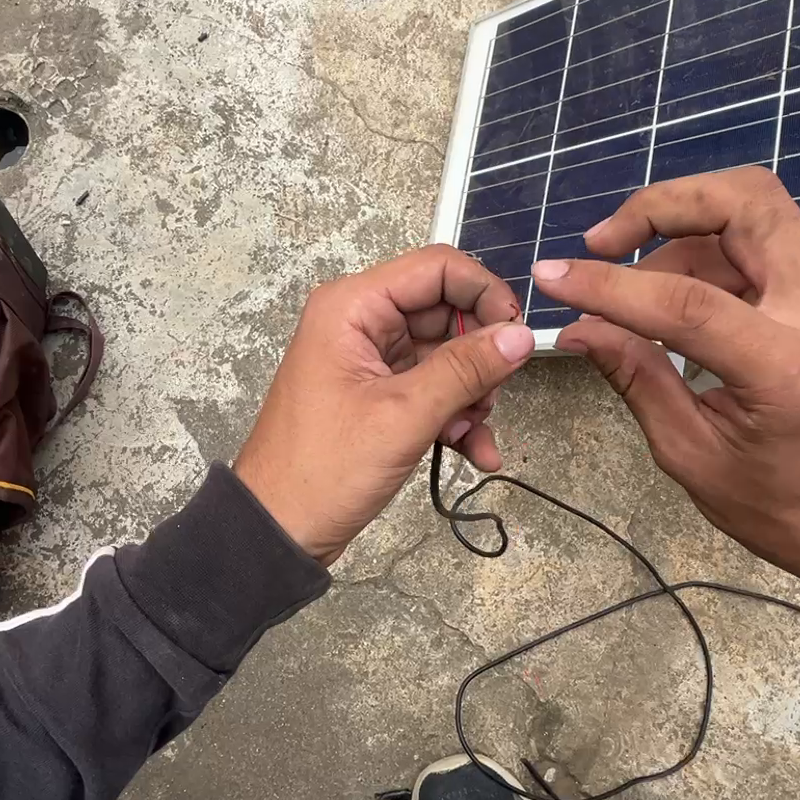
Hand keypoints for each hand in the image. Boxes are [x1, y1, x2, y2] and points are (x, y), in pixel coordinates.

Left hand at [234, 244, 535, 564]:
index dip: (484, 293)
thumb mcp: (403, 416)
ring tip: (471, 433)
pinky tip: (474, 452)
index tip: (517, 335)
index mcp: (352, 307)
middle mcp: (360, 323)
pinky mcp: (377, 395)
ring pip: (445, 355)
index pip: (437, 268)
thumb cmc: (320, 471)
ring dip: (470, 394)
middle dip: (478, 357)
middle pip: (445, 313)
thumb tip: (520, 335)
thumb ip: (465, 369)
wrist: (279, 531)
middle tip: (492, 398)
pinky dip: (456, 417)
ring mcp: (369, 361)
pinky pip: (431, 389)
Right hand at [533, 167, 799, 634]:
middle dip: (664, 203)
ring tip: (624, 286)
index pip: (690, 303)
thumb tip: (574, 328)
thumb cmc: (773, 505)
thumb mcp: (686, 452)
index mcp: (792, 373)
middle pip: (750, 202)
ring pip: (752, 212)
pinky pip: (756, 242)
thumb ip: (633, 376)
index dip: (610, 285)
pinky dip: (698, 251)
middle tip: (601, 239)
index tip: (550, 276)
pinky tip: (661, 295)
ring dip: (675, 231)